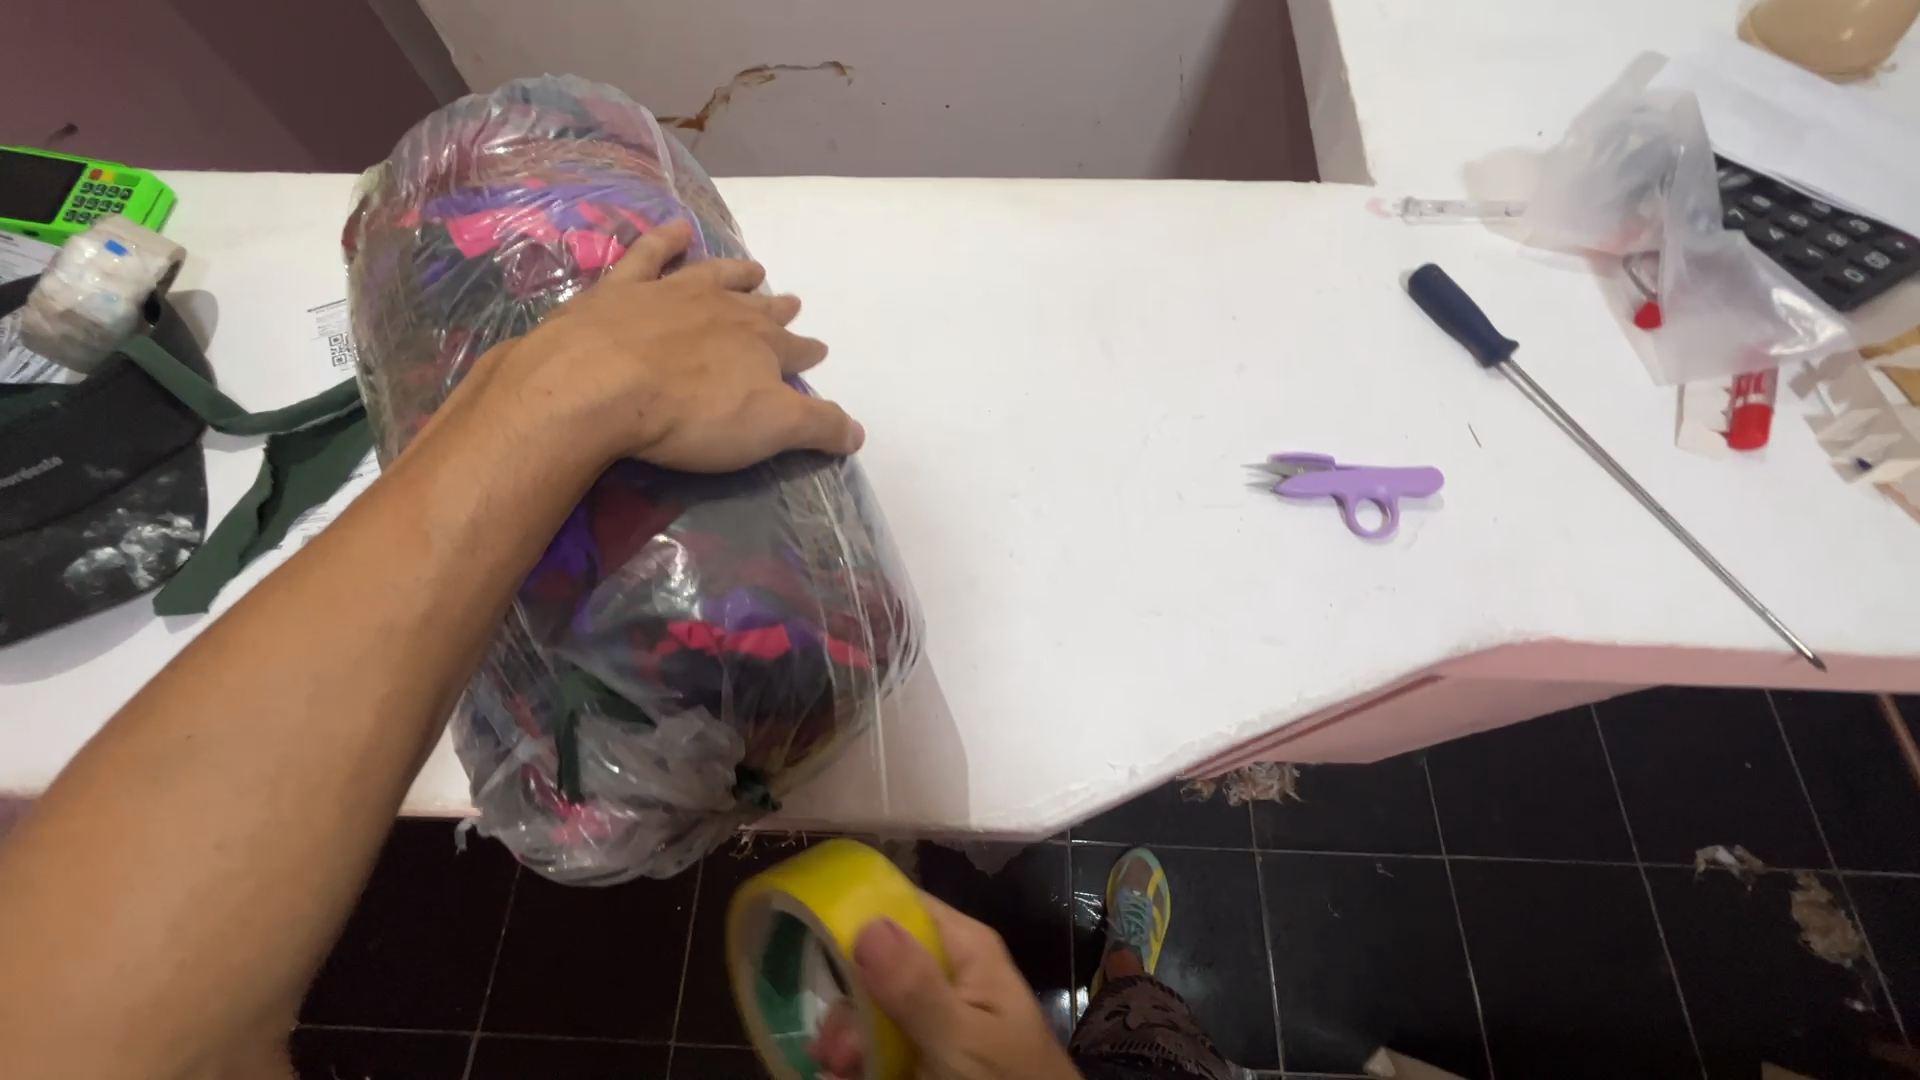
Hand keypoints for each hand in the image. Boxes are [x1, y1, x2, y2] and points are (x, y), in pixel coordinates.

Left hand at [461, 219, 863, 472]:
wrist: (598, 386)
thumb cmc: (692, 415)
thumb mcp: (771, 429)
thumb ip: (818, 426)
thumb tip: (858, 432)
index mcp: (761, 347)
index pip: (795, 350)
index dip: (808, 352)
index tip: (818, 351)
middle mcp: (724, 311)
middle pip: (759, 310)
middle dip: (778, 310)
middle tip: (792, 303)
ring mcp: (672, 293)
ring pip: (716, 276)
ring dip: (738, 273)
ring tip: (754, 269)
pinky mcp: (622, 290)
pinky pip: (650, 254)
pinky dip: (666, 240)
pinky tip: (678, 230)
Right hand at [809, 894, 1081, 1079]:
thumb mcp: (961, 1036)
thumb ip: (915, 984)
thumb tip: (866, 921)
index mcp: (964, 947)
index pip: (904, 905)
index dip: (859, 917)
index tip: (819, 946)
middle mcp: (947, 971)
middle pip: (879, 963)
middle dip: (852, 1002)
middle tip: (836, 1050)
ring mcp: (935, 1015)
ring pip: (873, 1009)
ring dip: (850, 1038)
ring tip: (838, 1071)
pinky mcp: (927, 1053)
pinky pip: (881, 1045)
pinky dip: (860, 1061)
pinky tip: (842, 1078)